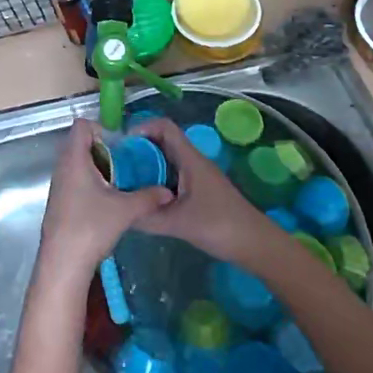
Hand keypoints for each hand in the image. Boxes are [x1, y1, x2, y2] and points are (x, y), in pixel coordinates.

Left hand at [37, 118, 173, 280]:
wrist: (63, 261)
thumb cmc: (91, 227)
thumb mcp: (125, 210)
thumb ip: (148, 197)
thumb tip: (169, 192)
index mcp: (74, 159)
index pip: (82, 126)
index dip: (101, 128)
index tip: (121, 146)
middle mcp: (62, 166)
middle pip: (80, 143)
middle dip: (104, 149)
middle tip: (125, 164)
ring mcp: (58, 184)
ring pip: (77, 162)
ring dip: (98, 167)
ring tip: (120, 182)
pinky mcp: (59, 200)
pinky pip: (74, 178)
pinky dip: (90, 181)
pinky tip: (106, 200)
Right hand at [131, 117, 282, 265]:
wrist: (256, 245)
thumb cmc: (220, 226)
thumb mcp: (178, 223)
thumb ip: (146, 218)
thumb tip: (118, 212)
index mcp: (190, 159)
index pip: (164, 127)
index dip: (142, 128)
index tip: (122, 145)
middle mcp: (192, 162)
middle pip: (162, 142)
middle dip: (138, 149)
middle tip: (116, 165)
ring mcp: (197, 176)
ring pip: (166, 161)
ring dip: (146, 166)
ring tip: (125, 181)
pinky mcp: (199, 191)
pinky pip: (172, 177)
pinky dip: (156, 181)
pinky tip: (145, 198)